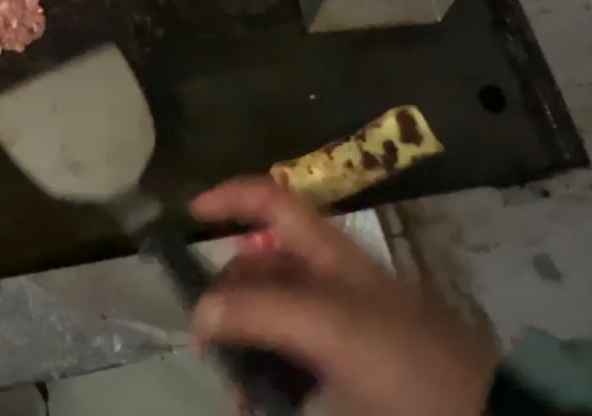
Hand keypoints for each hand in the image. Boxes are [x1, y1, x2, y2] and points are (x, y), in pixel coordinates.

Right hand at [191, 178, 496, 415]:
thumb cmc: (401, 356)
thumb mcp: (327, 326)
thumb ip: (257, 312)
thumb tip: (197, 313)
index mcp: (326, 252)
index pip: (269, 200)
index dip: (229, 197)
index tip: (189, 215)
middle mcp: (328, 279)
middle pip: (260, 267)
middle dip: (227, 297)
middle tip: (206, 339)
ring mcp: (340, 326)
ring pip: (272, 320)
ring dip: (244, 346)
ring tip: (234, 387)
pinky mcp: (351, 370)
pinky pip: (293, 363)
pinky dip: (269, 378)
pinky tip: (258, 404)